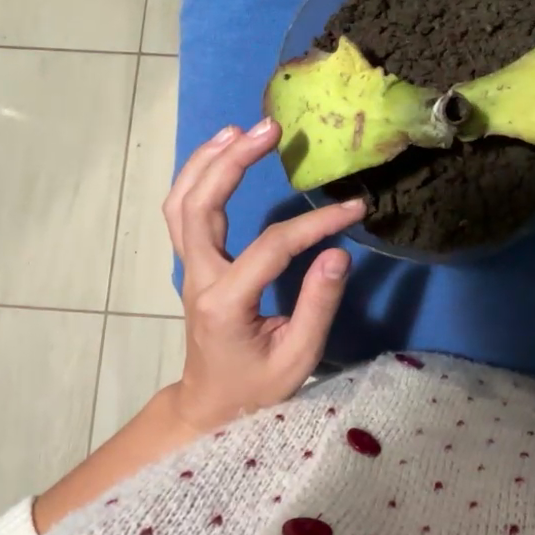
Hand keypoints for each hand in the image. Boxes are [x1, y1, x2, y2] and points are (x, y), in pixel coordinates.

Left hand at [160, 118, 364, 434]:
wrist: (212, 405)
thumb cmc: (258, 387)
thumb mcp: (298, 357)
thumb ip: (317, 306)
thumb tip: (336, 253)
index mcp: (226, 303)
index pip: (272, 247)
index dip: (314, 224)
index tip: (352, 208)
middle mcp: (199, 278)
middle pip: (201, 206)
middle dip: (232, 162)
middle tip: (269, 129)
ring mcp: (189, 269)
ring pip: (182, 202)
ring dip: (207, 161)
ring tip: (240, 130)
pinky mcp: (192, 264)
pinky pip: (183, 211)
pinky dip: (198, 177)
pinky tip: (222, 154)